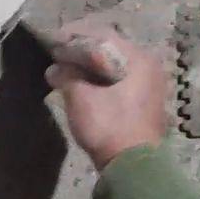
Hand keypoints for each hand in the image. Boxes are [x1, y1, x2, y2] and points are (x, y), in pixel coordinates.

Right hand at [44, 21, 168, 168]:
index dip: (74, 34)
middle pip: (110, 47)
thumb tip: (54, 68)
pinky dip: (98, 75)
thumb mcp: (81, 98)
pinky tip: (81, 81)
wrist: (131, 164)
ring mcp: (148, 82)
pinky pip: (118, 77)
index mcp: (137, 58)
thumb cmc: (108, 126)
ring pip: (114, 62)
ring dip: (89, 62)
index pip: (102, 35)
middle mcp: (147, 64)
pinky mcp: (143, 98)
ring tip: (65, 66)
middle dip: (81, 48)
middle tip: (56, 52)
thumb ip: (67, 76)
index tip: (51, 40)